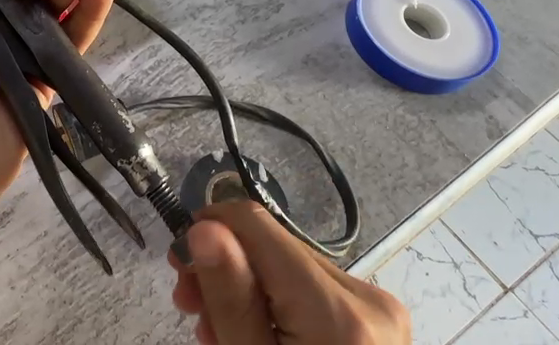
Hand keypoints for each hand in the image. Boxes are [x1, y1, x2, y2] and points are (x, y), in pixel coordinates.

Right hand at [170, 202, 408, 344]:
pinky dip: (275, 306)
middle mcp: (370, 298)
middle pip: (270, 246)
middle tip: (190, 312)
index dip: (206, 231)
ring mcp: (381, 314)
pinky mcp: (379, 328)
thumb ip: (230, 299)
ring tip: (219, 333)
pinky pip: (311, 292)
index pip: (255, 225)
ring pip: (287, 268)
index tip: (177, 270)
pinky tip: (257, 337)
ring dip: (245, 289)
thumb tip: (203, 227)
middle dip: (224, 270)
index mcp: (340, 312)